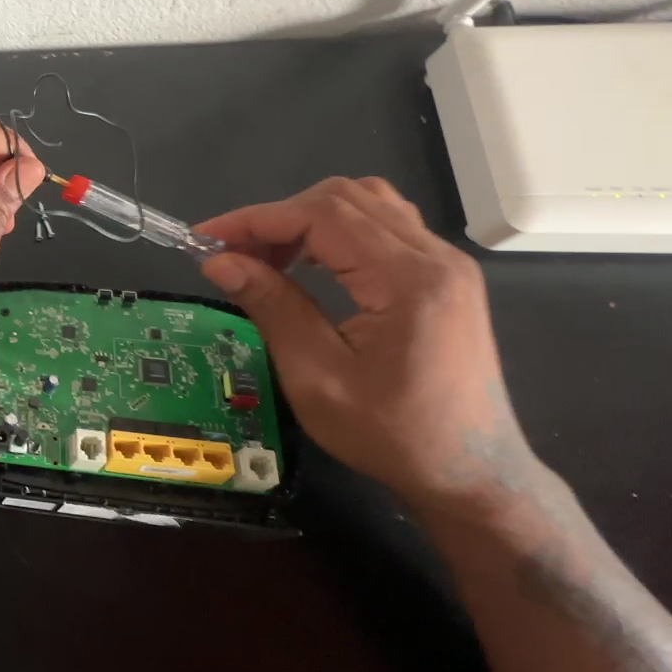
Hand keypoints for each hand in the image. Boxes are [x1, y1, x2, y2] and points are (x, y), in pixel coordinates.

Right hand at [194, 177, 538, 502]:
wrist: (468, 472)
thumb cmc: (388, 432)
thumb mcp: (315, 375)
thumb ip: (271, 307)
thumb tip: (219, 262)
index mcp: (407, 280)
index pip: (323, 215)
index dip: (254, 220)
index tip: (203, 242)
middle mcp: (435, 258)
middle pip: (345, 199)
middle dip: (276, 217)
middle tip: (230, 257)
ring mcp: (445, 266)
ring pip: (366, 205)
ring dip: (305, 221)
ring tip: (264, 260)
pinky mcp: (442, 280)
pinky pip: (383, 229)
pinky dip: (334, 234)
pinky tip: (306, 266)